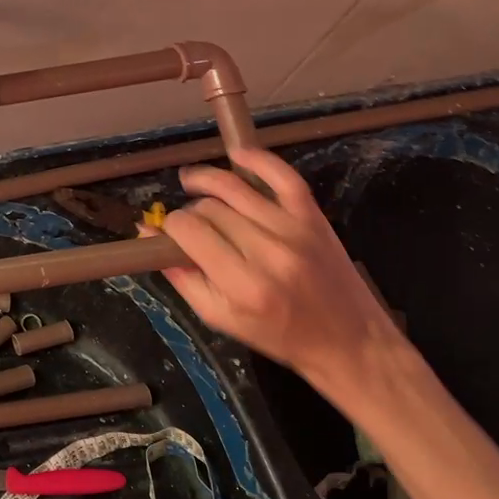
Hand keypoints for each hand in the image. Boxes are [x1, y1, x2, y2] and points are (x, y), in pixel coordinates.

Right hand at [150, 148, 405, 388]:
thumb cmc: (279, 336)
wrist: (351, 342)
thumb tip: (147, 233)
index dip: (170, 227)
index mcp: (243, 284)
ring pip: (233, 188)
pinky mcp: (313, 218)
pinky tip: (235, 156)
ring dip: (205, 180)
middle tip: (191, 227)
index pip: (188, 230)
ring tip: (190, 181)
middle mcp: (269, 252)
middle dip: (190, 213)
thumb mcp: (219, 318)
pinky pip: (282, 176)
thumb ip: (180, 275)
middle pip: (208, 208)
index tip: (169, 234)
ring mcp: (294, 230)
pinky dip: (257, 160)